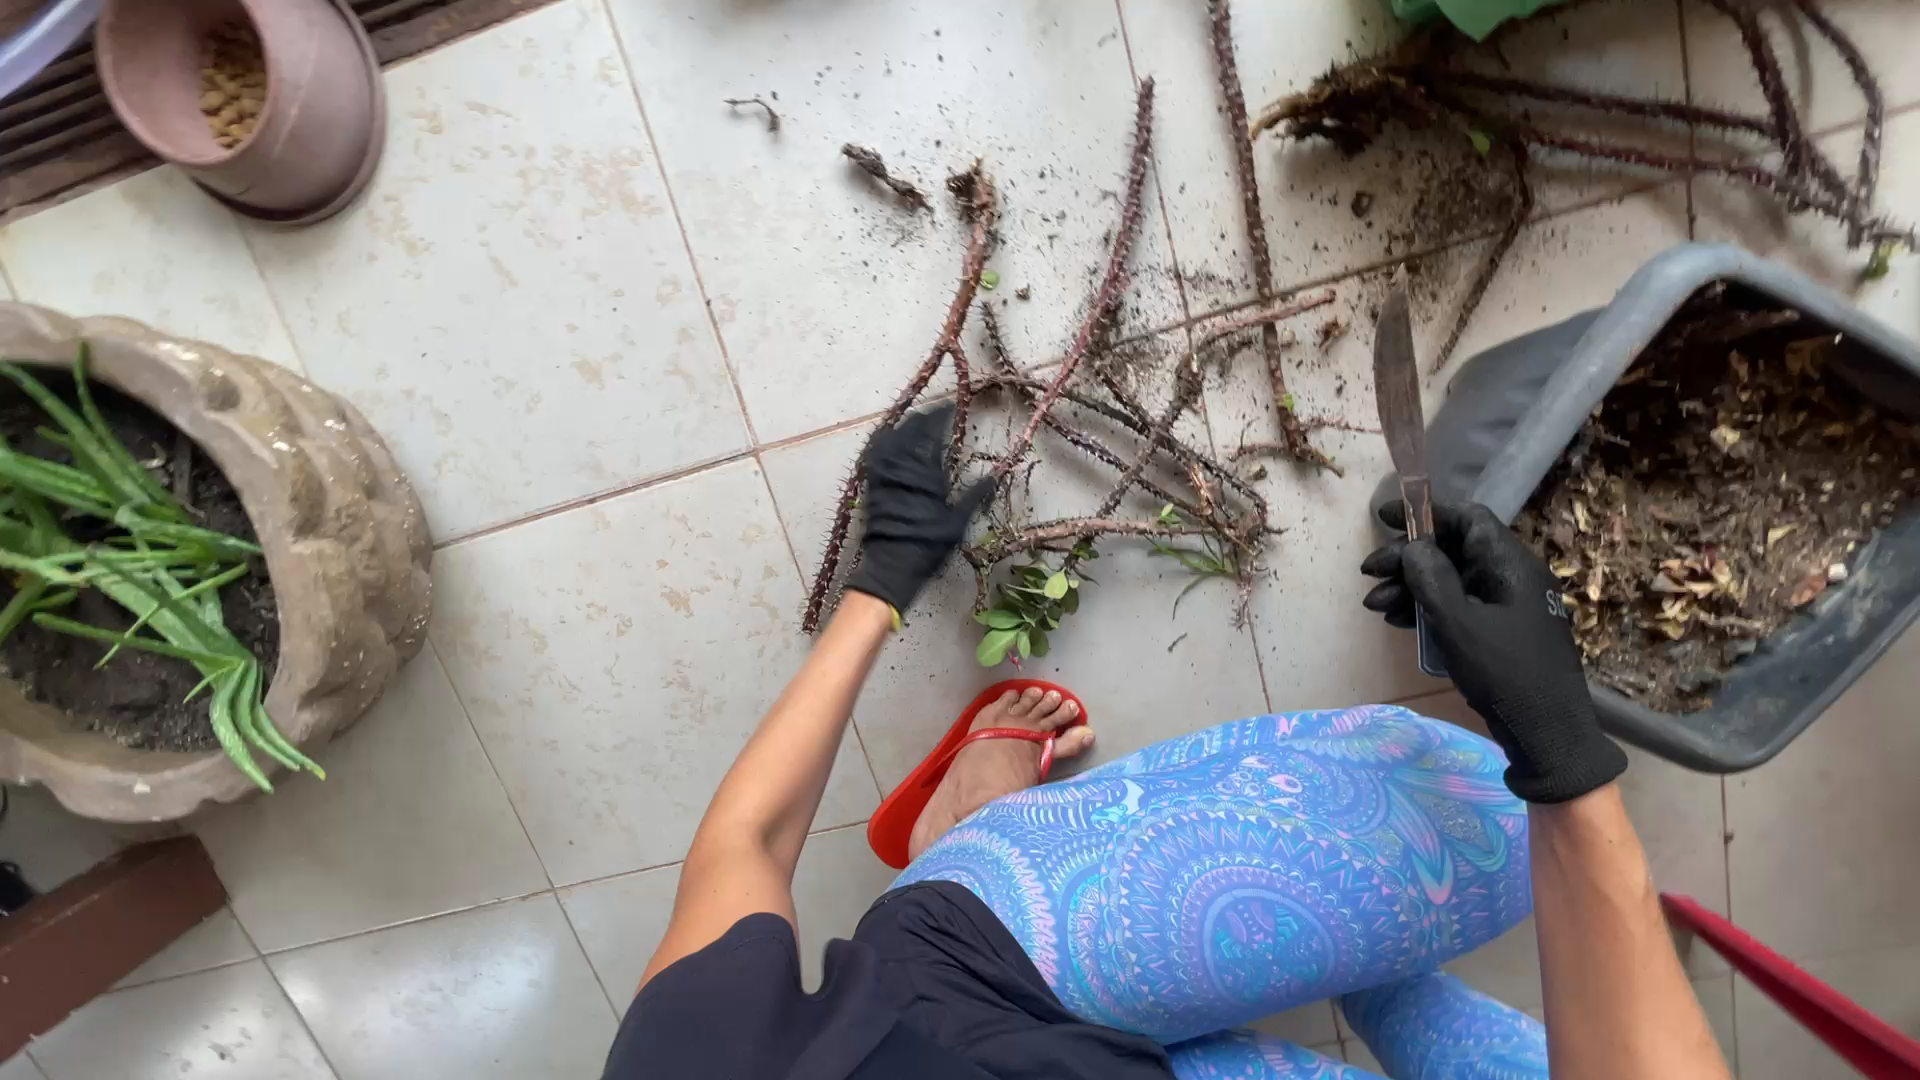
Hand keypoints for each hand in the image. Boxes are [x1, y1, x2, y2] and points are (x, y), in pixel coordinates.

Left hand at [844, 404, 991, 614]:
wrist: (892, 565)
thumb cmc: (928, 545)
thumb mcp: (958, 521)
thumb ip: (975, 494)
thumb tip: (996, 474)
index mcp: (927, 473)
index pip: (933, 432)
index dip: (942, 415)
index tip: (952, 405)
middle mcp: (903, 467)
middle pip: (911, 429)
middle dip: (925, 416)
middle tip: (937, 411)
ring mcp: (884, 473)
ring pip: (892, 436)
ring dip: (905, 424)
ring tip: (917, 419)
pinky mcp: (872, 482)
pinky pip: (877, 451)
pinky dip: (884, 438)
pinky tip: (890, 434)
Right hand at [1361, 500, 1625, 802]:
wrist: (1544, 731)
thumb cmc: (1504, 671)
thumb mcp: (1458, 622)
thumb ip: (1432, 579)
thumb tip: (1414, 547)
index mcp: (1510, 567)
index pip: (1468, 520)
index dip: (1426, 513)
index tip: (1385, 518)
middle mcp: (1509, 578)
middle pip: (1450, 551)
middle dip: (1406, 559)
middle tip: (1368, 573)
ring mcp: (1504, 605)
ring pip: (1448, 580)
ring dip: (1408, 587)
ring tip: (1375, 606)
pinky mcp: (1496, 629)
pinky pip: (1455, 605)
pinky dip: (1424, 609)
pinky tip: (1398, 623)